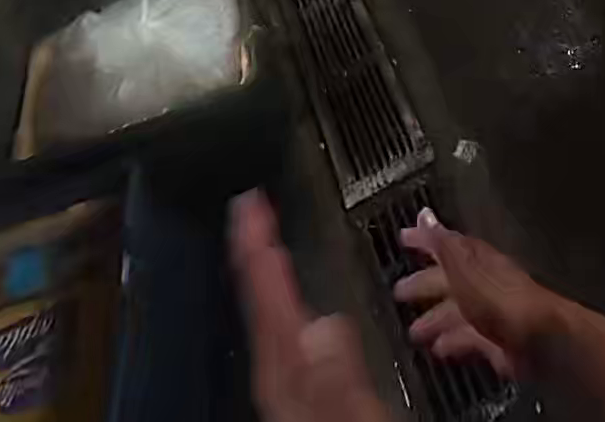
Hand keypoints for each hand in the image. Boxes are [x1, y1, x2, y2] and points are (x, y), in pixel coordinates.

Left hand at [229, 191, 389, 421]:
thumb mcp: (355, 421)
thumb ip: (336, 382)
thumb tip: (320, 325)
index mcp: (290, 371)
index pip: (266, 297)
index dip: (256, 247)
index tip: (249, 204)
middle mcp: (282, 373)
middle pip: (260, 300)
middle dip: (254, 251)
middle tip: (253, 207)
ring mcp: (290, 384)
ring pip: (268, 314)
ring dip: (265, 272)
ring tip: (266, 237)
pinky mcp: (305, 391)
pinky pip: (286, 330)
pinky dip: (281, 299)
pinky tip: (292, 298)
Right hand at [394, 209, 561, 377]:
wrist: (534, 337)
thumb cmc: (496, 297)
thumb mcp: (464, 267)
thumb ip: (443, 244)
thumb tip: (423, 214)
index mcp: (475, 258)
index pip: (445, 244)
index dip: (425, 240)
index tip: (403, 237)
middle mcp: (481, 280)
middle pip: (449, 279)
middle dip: (424, 283)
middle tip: (398, 292)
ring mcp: (488, 310)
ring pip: (456, 311)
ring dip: (435, 318)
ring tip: (413, 332)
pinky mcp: (493, 339)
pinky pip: (466, 336)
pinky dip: (451, 340)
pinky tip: (437, 349)